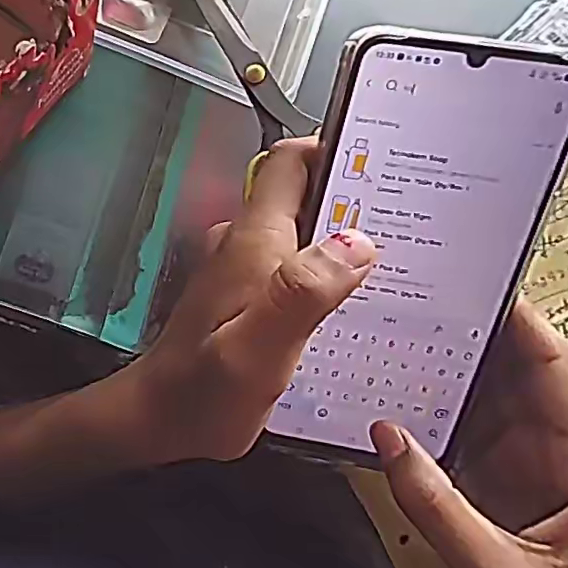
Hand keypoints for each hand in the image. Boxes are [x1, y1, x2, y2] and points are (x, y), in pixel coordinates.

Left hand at [126, 136, 377, 463]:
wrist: (158, 417)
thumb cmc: (203, 390)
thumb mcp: (257, 350)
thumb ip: (300, 294)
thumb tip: (355, 242)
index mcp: (253, 242)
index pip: (289, 164)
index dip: (333, 151)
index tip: (383, 161)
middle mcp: (246, 242)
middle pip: (302, 193)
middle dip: (352, 197)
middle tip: (409, 220)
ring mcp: (243, 265)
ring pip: (300, 229)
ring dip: (342, 235)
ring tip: (396, 260)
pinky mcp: (245, 289)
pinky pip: (292, 261)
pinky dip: (324, 268)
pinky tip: (352, 299)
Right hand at [369, 299, 567, 567]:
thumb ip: (440, 510)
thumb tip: (384, 435)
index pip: (562, 371)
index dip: (521, 320)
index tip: (475, 278)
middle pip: (531, 379)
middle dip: (477, 340)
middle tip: (420, 301)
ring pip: (510, 406)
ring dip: (463, 378)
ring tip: (408, 337)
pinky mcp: (545, 496)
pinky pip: (497, 440)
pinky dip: (459, 418)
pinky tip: (419, 400)